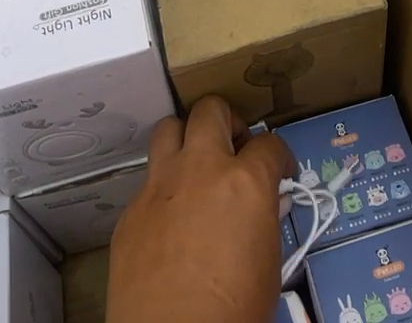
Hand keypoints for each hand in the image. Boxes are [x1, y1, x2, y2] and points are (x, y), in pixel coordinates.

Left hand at [108, 96, 293, 322]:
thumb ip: (265, 220)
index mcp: (244, 181)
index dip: (280, 156)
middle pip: (211, 109)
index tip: (281, 171)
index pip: (270, 143)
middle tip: (235, 150)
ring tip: (196, 166)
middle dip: (228, 121)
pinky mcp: (131, 210)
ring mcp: (159, 185)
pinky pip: (148, 180)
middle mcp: (200, 168)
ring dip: (186, 139)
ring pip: (168, 128)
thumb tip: (264, 204)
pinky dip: (164, 188)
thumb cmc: (235, 311)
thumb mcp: (269, 264)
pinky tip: (171, 219)